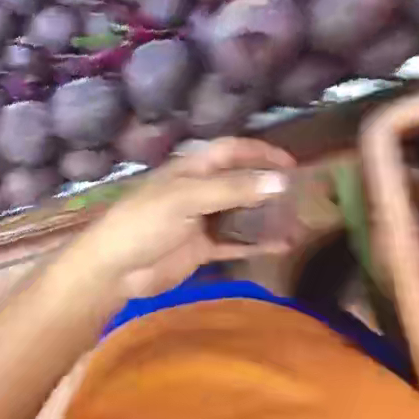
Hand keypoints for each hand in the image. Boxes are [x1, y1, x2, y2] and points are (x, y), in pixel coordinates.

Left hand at [65, 138, 295, 298]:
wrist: (114, 268)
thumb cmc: (143, 223)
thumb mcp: (186, 199)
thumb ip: (232, 189)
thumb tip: (280, 181)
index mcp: (191, 170)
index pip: (231, 151)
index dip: (260, 153)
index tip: (292, 164)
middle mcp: (198, 191)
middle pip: (240, 183)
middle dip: (269, 187)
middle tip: (304, 196)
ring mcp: (200, 221)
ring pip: (241, 214)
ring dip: (268, 217)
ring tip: (300, 222)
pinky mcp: (200, 249)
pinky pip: (235, 243)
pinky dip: (257, 243)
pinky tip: (282, 246)